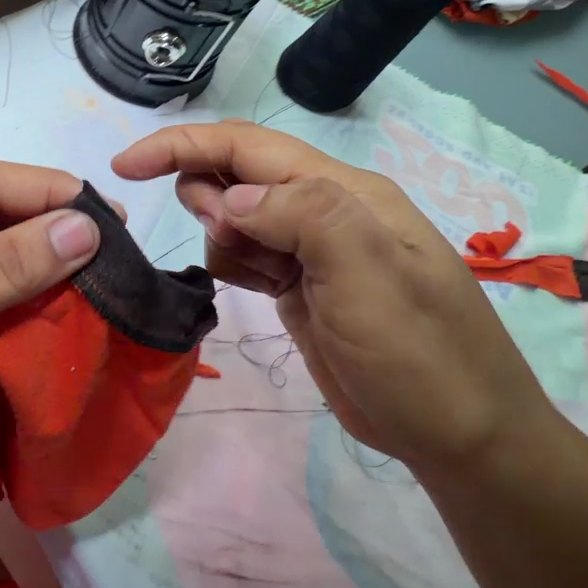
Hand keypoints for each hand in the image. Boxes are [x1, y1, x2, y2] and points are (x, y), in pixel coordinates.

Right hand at [113, 120, 556, 471]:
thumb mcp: (369, 276)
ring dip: (221, 235)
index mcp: (344, 192)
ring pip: (234, 213)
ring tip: (255, 276)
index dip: (181, 146)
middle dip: (206, 194)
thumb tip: (229, 197)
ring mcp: (313, 249)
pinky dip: (229, 261)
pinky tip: (250, 287)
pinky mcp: (300, 286)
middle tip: (228, 247)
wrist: (463, 441)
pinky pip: (243, 253)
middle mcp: (326, 209)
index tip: (124, 167)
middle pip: (235, 172)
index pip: (246, 146)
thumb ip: (300, 215)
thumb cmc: (421, 356)